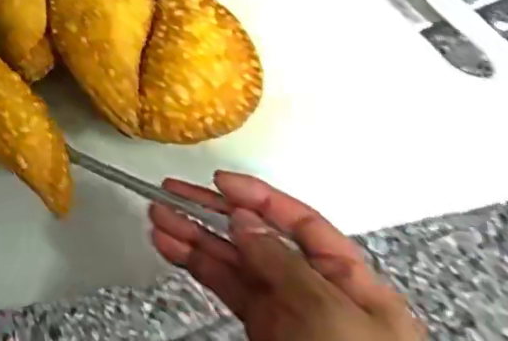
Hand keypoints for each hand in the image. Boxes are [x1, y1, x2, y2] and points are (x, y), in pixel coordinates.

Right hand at [149, 171, 424, 340]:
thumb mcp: (327, 313)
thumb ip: (284, 263)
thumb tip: (245, 221)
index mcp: (350, 282)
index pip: (301, 223)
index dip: (259, 197)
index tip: (220, 182)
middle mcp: (316, 291)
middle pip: (257, 237)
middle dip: (211, 211)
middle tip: (172, 192)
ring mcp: (288, 313)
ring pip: (232, 261)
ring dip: (192, 234)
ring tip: (158, 215)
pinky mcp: (265, 332)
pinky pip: (225, 287)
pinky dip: (195, 264)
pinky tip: (171, 247)